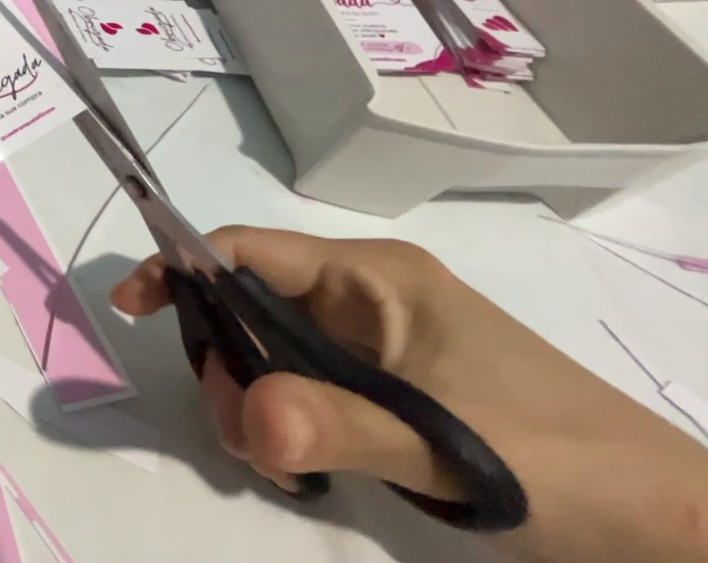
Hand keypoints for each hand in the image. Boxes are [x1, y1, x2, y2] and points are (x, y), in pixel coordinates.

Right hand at [111, 226, 707, 561]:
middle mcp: (358, 299)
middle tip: (242, 434)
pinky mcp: (374, 390)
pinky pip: (294, 390)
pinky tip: (298, 468)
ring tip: (278, 464)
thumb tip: (242, 421)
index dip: (180, 268)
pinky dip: (279, 425)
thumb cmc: (567, 462)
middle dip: (224, 365)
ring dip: (251, 403)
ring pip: (264, 354)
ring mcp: (365, 346)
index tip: (133, 308)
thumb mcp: (450, 443)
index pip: (246, 251)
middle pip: (244, 308)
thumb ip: (340, 425)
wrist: (678, 534)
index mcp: (370, 277)